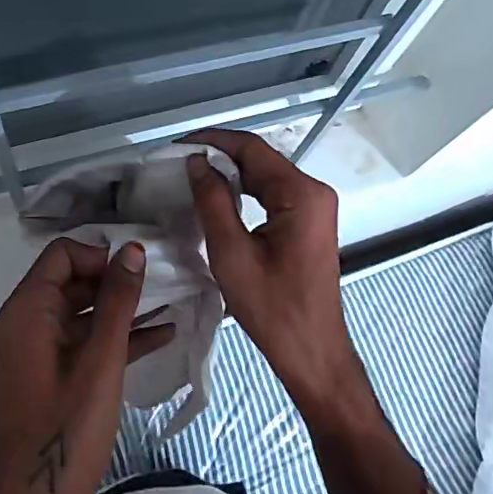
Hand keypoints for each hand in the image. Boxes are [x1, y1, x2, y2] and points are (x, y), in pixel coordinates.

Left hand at [0, 240, 174, 493]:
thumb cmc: (65, 432)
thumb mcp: (100, 362)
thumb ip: (117, 302)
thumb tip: (134, 250)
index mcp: (26, 312)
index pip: (62, 255)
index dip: (101, 255)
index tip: (141, 269)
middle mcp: (26, 324)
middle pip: (73, 280)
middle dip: (117, 279)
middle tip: (164, 283)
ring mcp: (38, 352)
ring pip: (82, 312)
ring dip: (122, 308)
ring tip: (171, 304)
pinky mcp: (51, 376)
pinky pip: (84, 341)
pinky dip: (116, 336)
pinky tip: (160, 336)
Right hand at [183, 128, 363, 411]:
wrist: (312, 352)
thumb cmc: (273, 309)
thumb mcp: (232, 254)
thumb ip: (213, 202)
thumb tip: (197, 163)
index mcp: (301, 194)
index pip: (252, 149)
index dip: (213, 141)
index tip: (177, 146)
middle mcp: (314, 191)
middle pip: (261, 159)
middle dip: (220, 156)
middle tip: (178, 162)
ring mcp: (315, 207)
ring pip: (266, 175)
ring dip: (231, 174)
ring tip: (192, 177)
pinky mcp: (309, 222)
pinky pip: (273, 194)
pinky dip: (246, 191)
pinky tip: (219, 198)